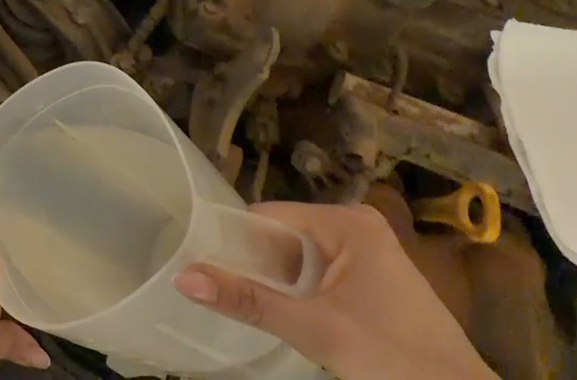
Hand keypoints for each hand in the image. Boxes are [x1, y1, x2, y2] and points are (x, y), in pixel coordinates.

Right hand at [173, 202, 495, 379]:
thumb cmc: (395, 360)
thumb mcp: (314, 330)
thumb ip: (248, 301)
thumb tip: (181, 278)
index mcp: (346, 221)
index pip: (266, 217)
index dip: (235, 244)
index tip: (208, 270)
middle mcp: (357, 225)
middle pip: (281, 237)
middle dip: (259, 269)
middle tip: (234, 297)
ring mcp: (370, 252)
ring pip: (299, 259)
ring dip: (280, 285)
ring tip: (258, 309)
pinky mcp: (376, 279)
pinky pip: (320, 274)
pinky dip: (303, 295)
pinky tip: (295, 320)